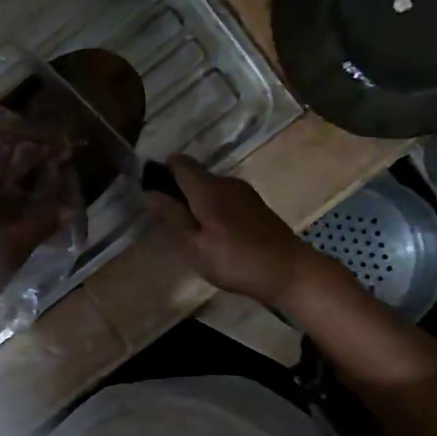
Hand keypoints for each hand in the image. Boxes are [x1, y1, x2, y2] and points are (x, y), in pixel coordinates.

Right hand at [148, 156, 326, 304]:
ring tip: (189, 232)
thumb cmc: (234, 261)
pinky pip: (223, 197)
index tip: (150, 193)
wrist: (289, 272)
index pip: (178, 163)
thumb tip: (148, 193)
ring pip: (208, 187)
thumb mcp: (193, 245)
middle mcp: (226, 182)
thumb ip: (171, 216)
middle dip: (176, 191)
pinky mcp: (254, 205)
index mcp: (208, 188)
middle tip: (167, 222)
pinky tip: (213, 234)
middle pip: (194, 174)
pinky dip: (211, 208)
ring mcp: (243, 192)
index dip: (161, 172)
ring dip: (195, 202)